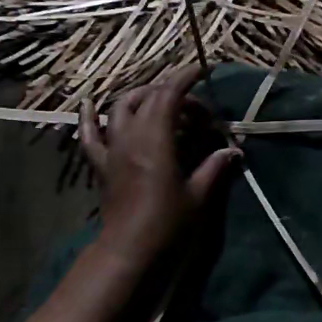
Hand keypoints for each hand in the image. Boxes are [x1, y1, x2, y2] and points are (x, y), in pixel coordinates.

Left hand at [80, 65, 241, 261]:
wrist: (128, 250)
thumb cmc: (167, 224)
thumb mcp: (197, 196)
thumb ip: (213, 167)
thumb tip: (232, 150)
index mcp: (156, 141)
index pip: (168, 95)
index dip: (184, 79)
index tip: (201, 71)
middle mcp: (130, 138)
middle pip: (147, 98)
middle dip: (171, 92)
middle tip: (194, 106)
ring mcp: (112, 149)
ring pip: (120, 108)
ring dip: (141, 97)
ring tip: (159, 102)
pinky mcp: (100, 164)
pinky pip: (89, 134)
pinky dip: (89, 116)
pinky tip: (90, 103)